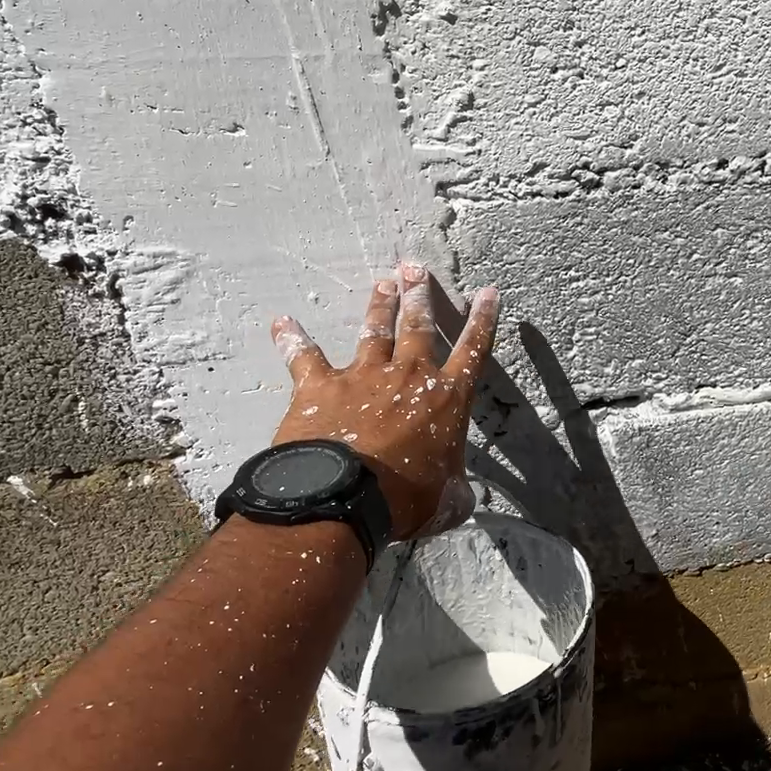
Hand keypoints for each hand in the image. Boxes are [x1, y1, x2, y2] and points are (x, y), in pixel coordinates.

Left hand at [268, 262, 499, 539]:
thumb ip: (458, 494)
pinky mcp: (320, 386)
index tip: (489, 292)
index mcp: (447, 398)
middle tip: (417, 267)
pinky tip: (281, 321)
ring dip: (380, 304)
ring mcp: (364, 376)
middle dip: (421, 294)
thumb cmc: (404, 499)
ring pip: (375, 329)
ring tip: (384, 280)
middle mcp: (410, 376)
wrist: (342, 497)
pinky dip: (292, 339)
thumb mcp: (447, 502)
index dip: (484, 319)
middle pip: (419, 326)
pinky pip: (304, 357)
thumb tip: (465, 500)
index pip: (474, 349)